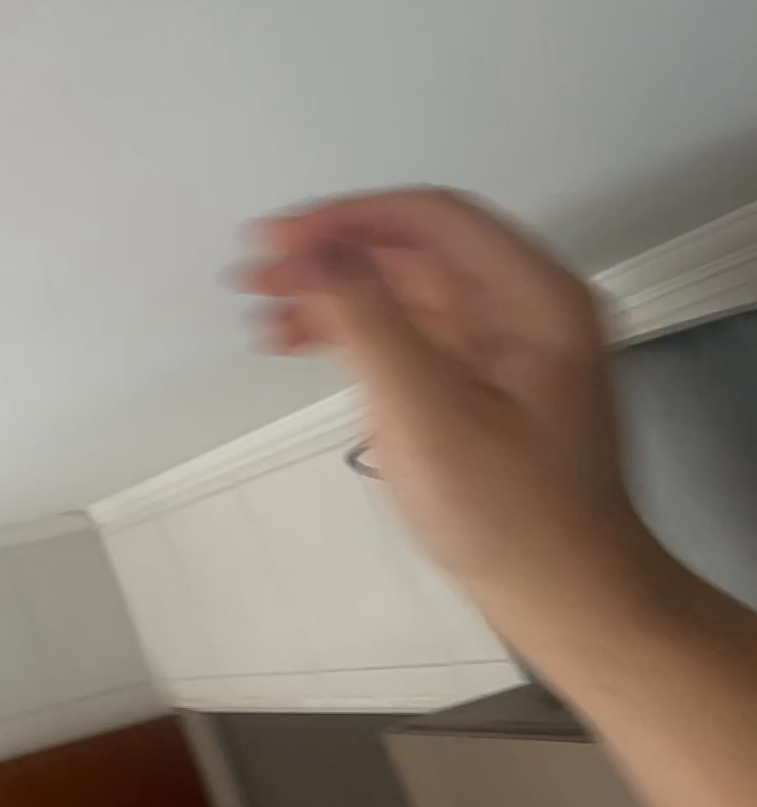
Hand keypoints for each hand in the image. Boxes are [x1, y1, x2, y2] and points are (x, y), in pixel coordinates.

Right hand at [240, 187, 647, 587]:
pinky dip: (339, 328)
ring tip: (259, 310)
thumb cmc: (500, 505)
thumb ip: (365, 320)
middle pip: (406, 249)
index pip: (428, 219)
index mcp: (529, 298)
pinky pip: (392, 328)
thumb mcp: (423, 406)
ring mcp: (488, 342)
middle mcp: (514, 306)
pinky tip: (292, 341)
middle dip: (324, 254)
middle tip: (251, 274)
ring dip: (323, 291)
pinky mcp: (460, 375)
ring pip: (392, 288)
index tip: (270, 240)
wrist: (554, 587)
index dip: (343, 219)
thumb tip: (309, 254)